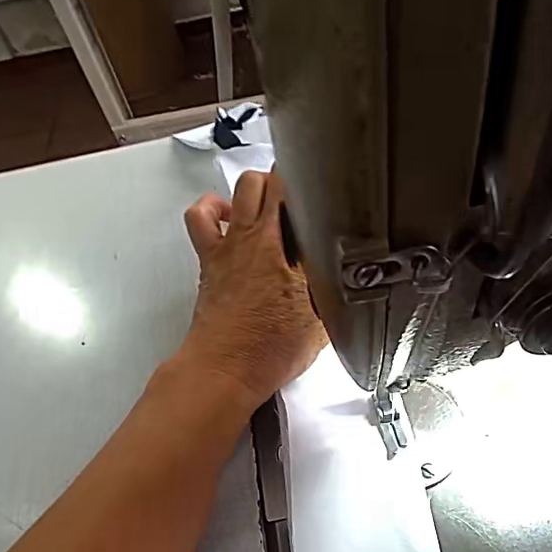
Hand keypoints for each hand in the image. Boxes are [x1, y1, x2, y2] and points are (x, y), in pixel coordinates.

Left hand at [175, 170, 325, 409]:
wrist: (224, 372)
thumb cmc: (266, 351)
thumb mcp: (320, 323)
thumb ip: (334, 296)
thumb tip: (351, 284)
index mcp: (277, 246)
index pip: (289, 189)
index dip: (306, 179)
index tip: (321, 185)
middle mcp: (247, 240)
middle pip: (257, 182)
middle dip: (277, 179)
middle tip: (296, 194)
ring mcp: (223, 250)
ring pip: (227, 195)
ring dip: (245, 192)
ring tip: (264, 202)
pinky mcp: (208, 265)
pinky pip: (201, 223)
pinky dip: (211, 212)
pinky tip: (226, 220)